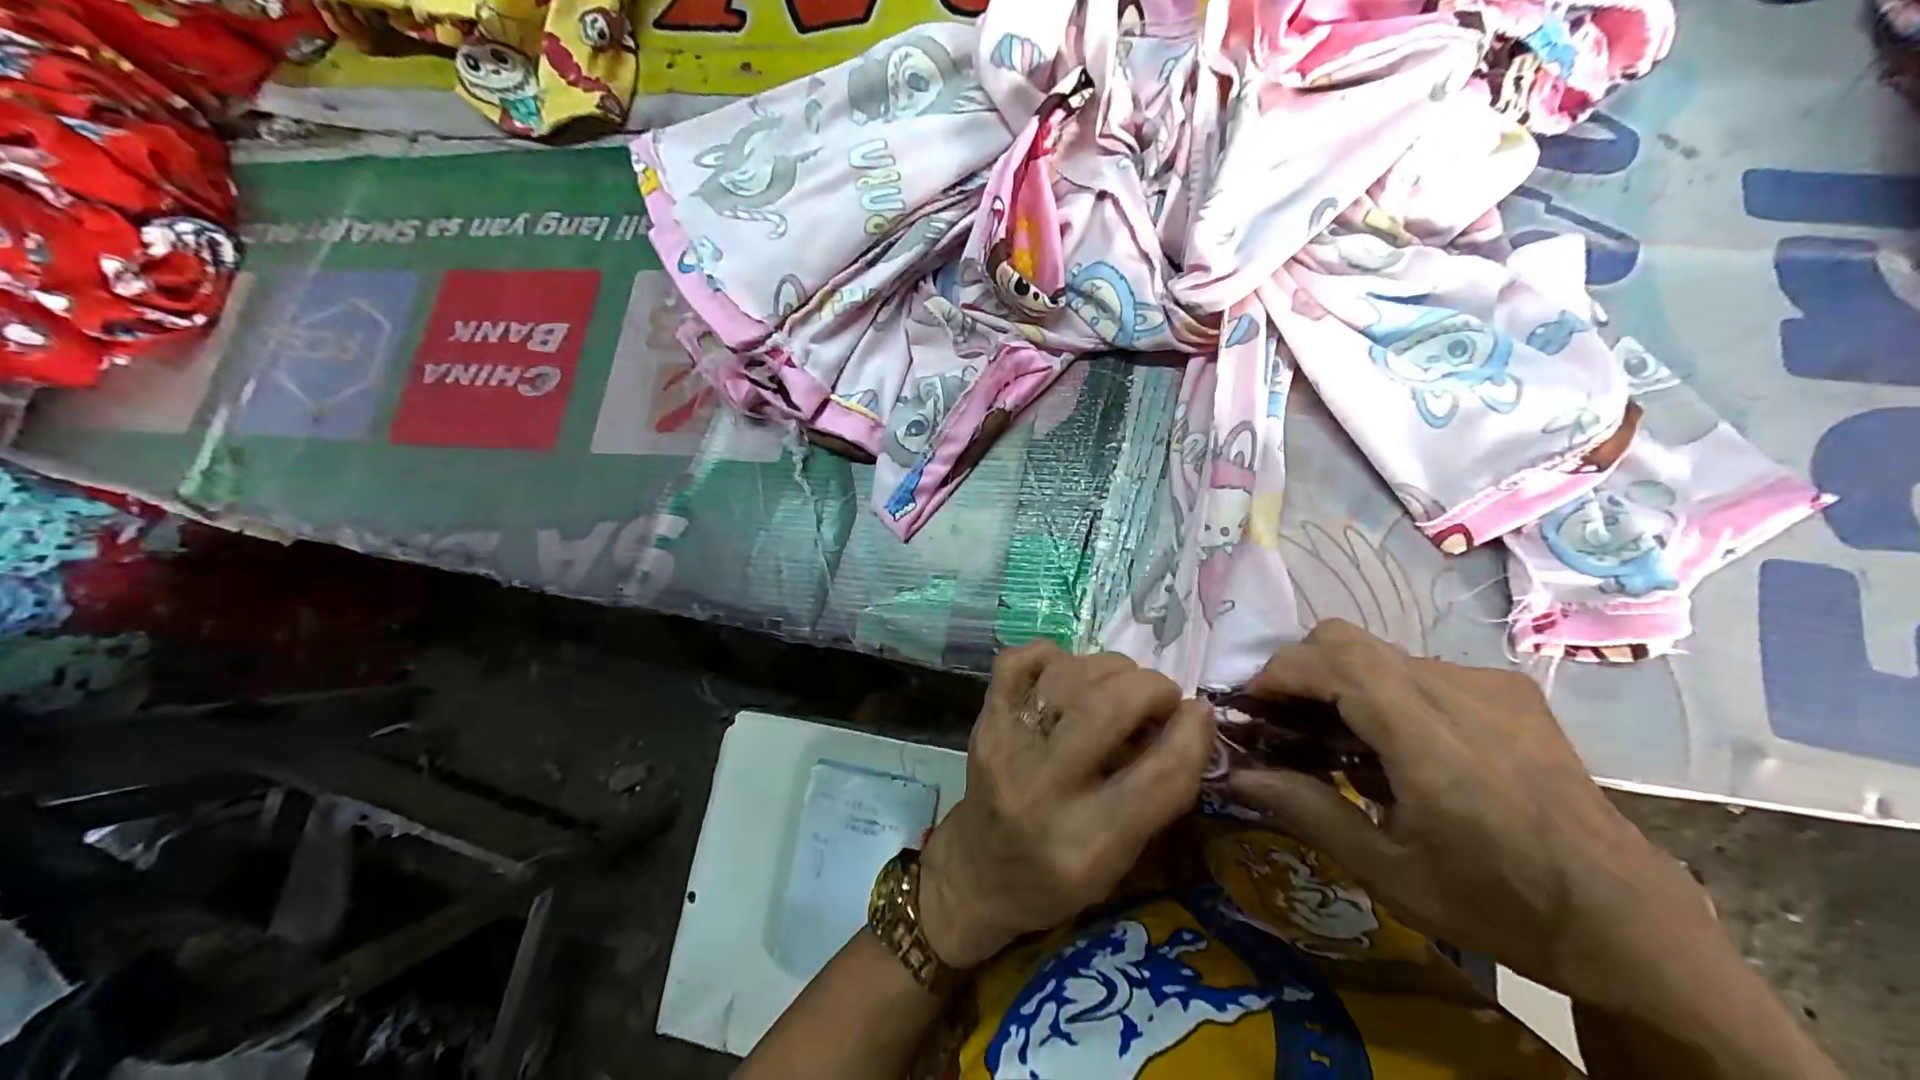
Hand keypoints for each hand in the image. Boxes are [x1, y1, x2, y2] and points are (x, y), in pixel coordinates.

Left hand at [916, 642, 1214, 968]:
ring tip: (1120, 687)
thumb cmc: (1056, 878)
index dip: (1194, 735)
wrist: (976, 872)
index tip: (1201, 712)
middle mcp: (1042, 789)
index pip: (1160, 776)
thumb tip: (1191, 716)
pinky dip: (1054, 656)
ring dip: (1111, 668)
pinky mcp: (983, 719)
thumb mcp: (1119, 862)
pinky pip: (1019, 660)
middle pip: (1109, 707)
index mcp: (1086, 844)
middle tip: (1161, 698)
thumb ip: (1157, 794)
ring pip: (1069, 673)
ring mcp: (1004, 746)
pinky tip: (1070, 676)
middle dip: (1152, 688)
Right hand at [1226, 620, 1715, 1011]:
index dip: (1278, 672)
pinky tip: (1392, 744)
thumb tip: (1236, 773)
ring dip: (1339, 680)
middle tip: (1282, 720)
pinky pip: (1420, 669)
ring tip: (1334, 739)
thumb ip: (1305, 808)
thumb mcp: (1386, 870)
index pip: (1333, 661)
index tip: (1250, 706)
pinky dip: (1382, 690)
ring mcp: (1490, 686)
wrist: (1626, 923)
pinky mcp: (1511, 693)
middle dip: (1299, 668)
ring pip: (1381, 652)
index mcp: (1428, 738)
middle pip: (1347, 639)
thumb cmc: (1495, 902)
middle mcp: (1459, 692)